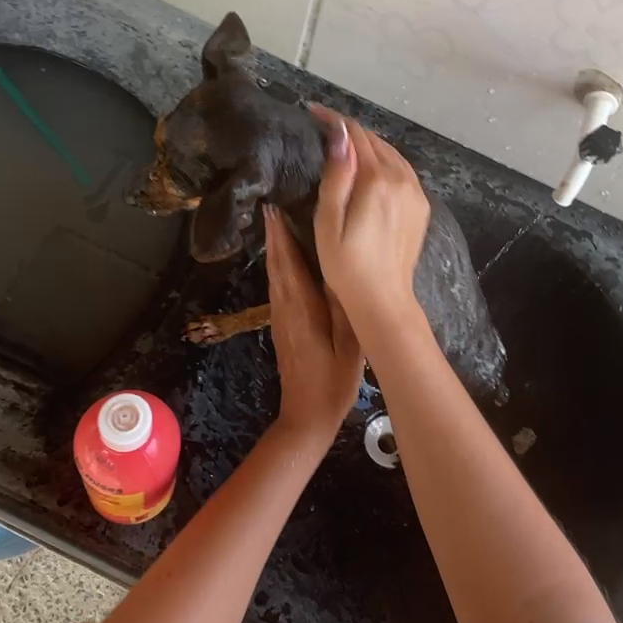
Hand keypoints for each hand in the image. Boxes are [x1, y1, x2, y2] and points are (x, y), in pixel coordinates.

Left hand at [263, 204, 363, 438]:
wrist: (307, 416)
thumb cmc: (333, 381)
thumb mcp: (349, 344)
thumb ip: (343, 306)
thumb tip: (338, 268)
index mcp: (302, 307)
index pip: (289, 262)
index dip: (281, 234)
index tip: (274, 207)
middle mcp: (285, 308)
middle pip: (276, 264)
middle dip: (274, 234)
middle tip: (273, 205)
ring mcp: (281, 318)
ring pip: (275, 275)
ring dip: (275, 248)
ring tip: (278, 223)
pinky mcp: (283, 327)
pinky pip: (279, 286)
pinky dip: (280, 266)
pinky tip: (288, 260)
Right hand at [309, 105, 429, 330]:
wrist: (383, 299)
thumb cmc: (346, 265)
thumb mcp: (329, 221)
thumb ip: (337, 175)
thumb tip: (340, 134)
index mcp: (378, 180)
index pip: (356, 134)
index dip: (334, 120)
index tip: (312, 112)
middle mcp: (402, 179)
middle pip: (375, 141)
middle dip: (350, 130)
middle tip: (324, 128)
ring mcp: (416, 193)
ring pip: (392, 153)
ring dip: (369, 144)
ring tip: (344, 145)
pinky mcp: (421, 207)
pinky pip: (403, 171)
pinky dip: (385, 161)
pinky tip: (371, 168)